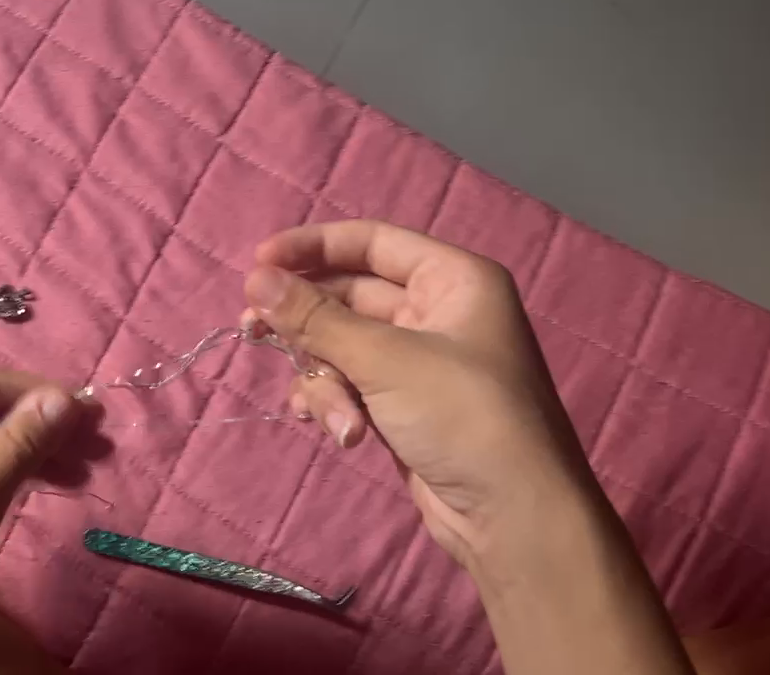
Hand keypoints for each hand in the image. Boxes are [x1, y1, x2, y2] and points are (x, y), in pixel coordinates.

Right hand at [244, 219, 593, 566]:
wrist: (516, 527)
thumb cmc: (463, 420)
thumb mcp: (382, 359)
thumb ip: (311, 315)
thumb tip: (252, 278)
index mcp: (451, 281)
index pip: (367, 241)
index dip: (310, 247)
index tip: (257, 265)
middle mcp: (434, 311)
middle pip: (343, 294)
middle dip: (302, 321)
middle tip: (252, 330)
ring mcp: (415, 359)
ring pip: (336, 341)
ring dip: (320, 374)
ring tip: (317, 407)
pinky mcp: (399, 400)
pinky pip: (345, 378)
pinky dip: (331, 399)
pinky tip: (334, 428)